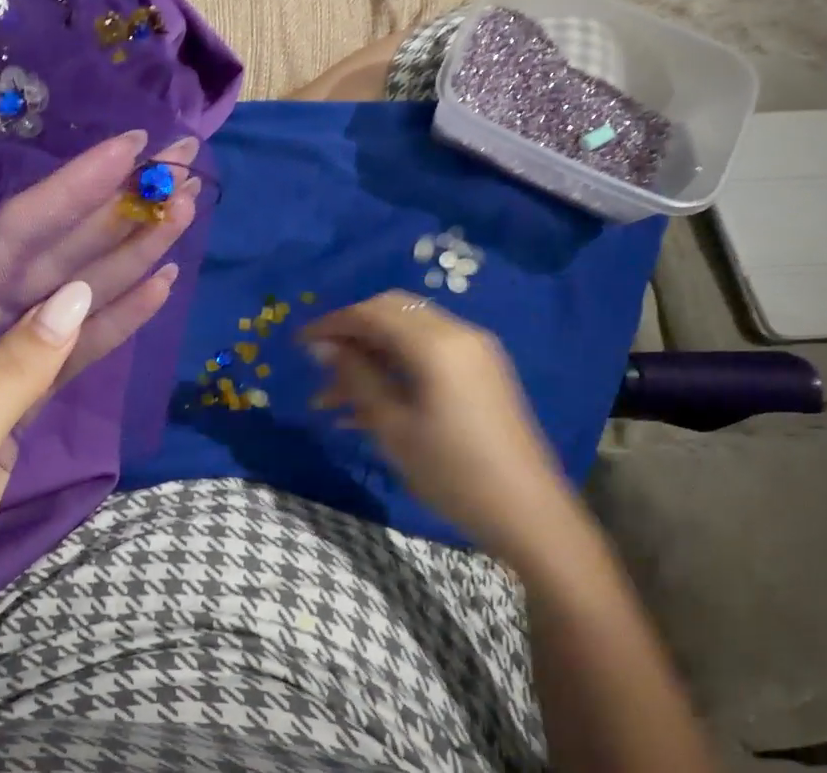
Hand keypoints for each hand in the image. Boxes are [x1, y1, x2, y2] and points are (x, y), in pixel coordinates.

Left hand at [0, 129, 197, 638]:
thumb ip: (12, 368)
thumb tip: (79, 296)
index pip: (8, 234)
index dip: (71, 187)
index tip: (130, 148)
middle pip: (48, 253)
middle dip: (112, 210)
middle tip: (178, 171)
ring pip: (69, 295)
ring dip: (125, 257)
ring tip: (184, 215)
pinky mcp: (15, 395)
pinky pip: (72, 350)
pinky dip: (116, 321)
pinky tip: (159, 286)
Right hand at [301, 290, 577, 562]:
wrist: (529, 513)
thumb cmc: (452, 471)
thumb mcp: (392, 426)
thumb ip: (356, 377)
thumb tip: (322, 346)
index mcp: (436, 344)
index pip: (372, 312)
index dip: (332, 323)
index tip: (298, 342)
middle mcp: (458, 334)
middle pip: (392, 312)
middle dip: (351, 332)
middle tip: (318, 361)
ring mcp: (474, 353)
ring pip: (407, 335)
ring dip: (369, 355)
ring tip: (330, 398)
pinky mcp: (481, 374)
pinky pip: (427, 355)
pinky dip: (394, 368)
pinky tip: (364, 408)